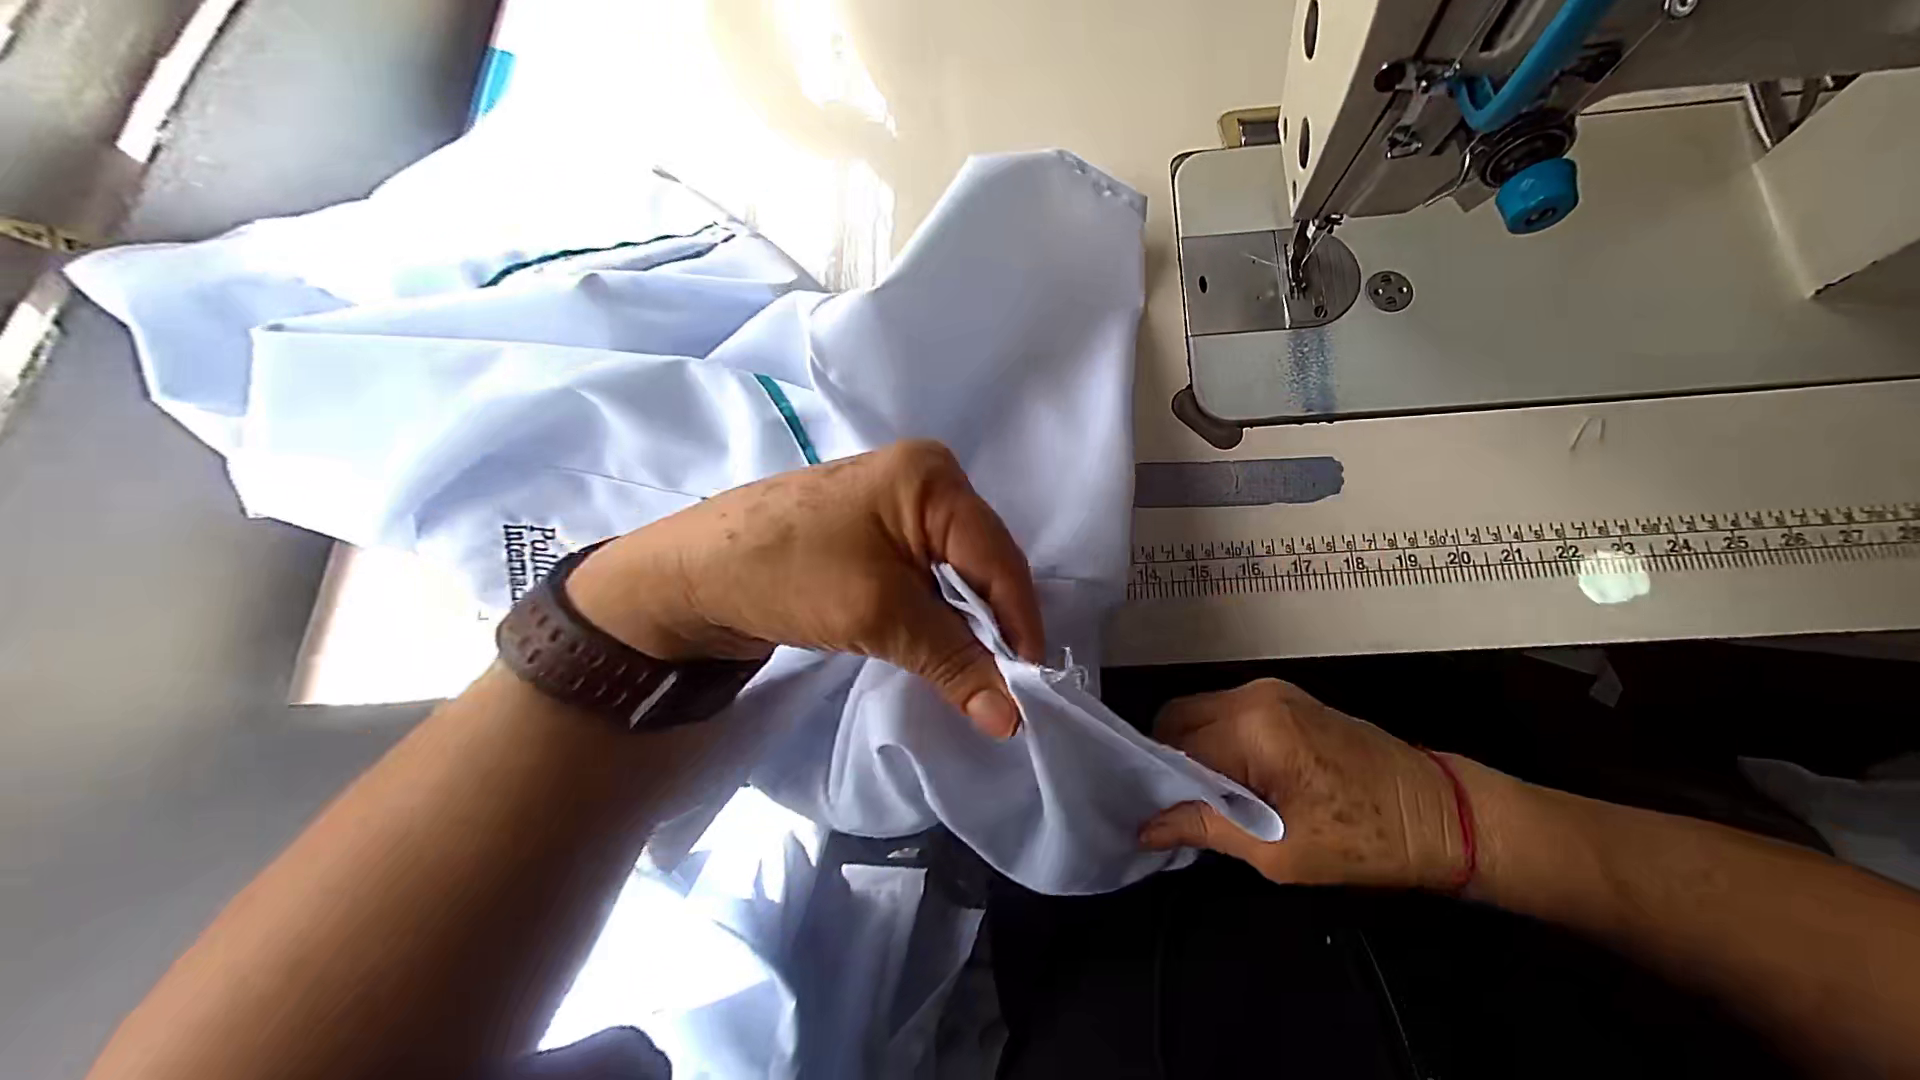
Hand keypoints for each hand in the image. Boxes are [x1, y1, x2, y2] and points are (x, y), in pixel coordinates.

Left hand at [564, 440, 1043, 736]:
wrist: (688, 575)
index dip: (1019, 623)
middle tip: (1005, 688)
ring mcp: (897, 507)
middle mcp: (923, 481)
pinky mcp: (874, 535)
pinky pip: (925, 578)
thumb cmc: (788, 574)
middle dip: (992, 627)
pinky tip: (939, 646)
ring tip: (975, 675)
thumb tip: (1011, 720)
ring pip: (953, 575)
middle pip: (981, 564)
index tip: (1030, 687)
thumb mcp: (879, 615)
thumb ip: (953, 661)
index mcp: (932, 477)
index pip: (998, 556)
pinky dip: (935, 616)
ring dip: (963, 626)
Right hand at [1138, 679, 1467, 888]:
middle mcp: (1254, 696)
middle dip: (1169, 759)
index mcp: (1253, 727)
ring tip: (1206, 795)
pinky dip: (1215, 741)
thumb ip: (1204, 828)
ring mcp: (1270, 691)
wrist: (1443, 815)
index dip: (1158, 780)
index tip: (1151, 811)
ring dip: (1192, 749)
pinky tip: (1232, 778)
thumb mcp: (1278, 851)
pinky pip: (1225, 713)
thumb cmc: (1365, 840)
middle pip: (1177, 718)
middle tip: (1177, 805)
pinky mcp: (1284, 698)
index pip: (1174, 744)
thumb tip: (1147, 827)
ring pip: (1198, 712)